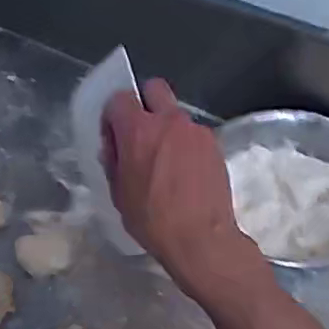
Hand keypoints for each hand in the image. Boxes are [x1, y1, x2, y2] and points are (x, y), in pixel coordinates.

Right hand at [103, 79, 270, 303]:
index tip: (114, 138)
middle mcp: (169, 122)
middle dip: (144, 104)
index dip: (113, 116)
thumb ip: (114, 163)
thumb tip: (115, 149)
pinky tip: (185, 175)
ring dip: (167, 130)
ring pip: (176, 115)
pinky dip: (186, 147)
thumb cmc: (152, 221)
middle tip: (141, 136)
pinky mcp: (215, 146)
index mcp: (138, 131)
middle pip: (154, 89)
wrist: (200, 238)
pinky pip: (194, 136)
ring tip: (166, 164)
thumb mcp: (119, 195)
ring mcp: (196, 132)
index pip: (119, 99)